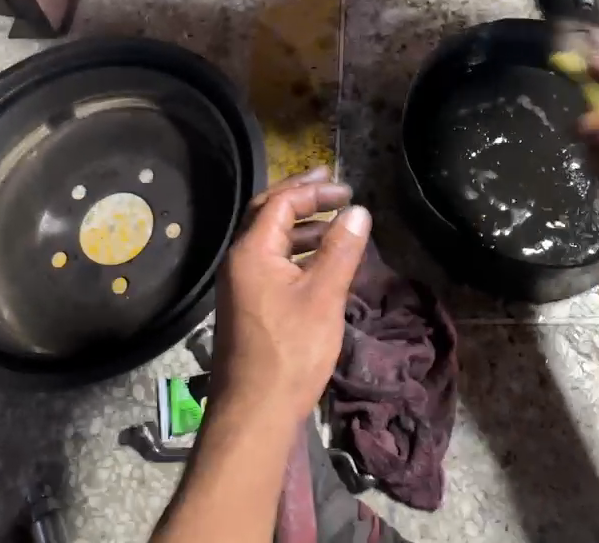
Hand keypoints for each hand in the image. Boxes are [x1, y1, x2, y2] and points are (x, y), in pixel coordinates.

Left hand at [209, 167, 370, 427]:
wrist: (254, 414)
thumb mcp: (323, 297)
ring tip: (335, 220)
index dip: (314, 191)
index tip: (348, 190)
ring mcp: (241, 283)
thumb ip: (341, 250)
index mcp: (251, 251)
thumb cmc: (290, 352)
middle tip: (332, 184)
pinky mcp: (249, 303)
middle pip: (268, 212)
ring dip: (301, 224)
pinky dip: (296, 249)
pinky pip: (271, 260)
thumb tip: (359, 211)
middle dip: (301, 195)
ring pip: (270, 238)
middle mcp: (239, 260)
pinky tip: (321, 259)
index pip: (281, 202)